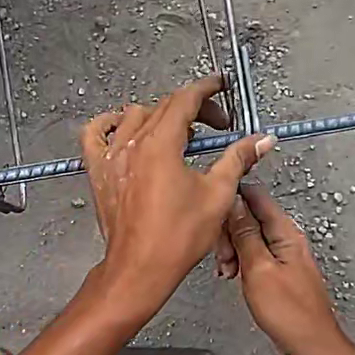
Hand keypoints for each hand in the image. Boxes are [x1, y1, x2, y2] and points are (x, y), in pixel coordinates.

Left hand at [79, 74, 274, 317]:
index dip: (207, 90)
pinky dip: (109, 124)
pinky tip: (122, 128)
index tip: (219, 86)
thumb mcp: (217, 194)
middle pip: (165, 106)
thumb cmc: (174, 239)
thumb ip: (238, 159)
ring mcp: (112, 156)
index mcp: (162, 145)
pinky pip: (96, 134)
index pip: (185, 99)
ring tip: (180, 132)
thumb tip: (259, 141)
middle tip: (216, 123)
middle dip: (194, 108)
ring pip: (134, 115)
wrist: (140, 269)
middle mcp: (133, 144)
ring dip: (160, 116)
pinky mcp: (99, 172)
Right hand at [221, 183, 354, 354]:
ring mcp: (283, 252)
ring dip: (232, 249)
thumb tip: (234, 204)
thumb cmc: (290, 312)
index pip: (255, 196)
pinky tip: (234, 275)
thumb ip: (245, 234)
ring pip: (249, 236)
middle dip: (229, 231)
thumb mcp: (258, 269)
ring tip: (228, 270)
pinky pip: (255, 253)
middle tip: (223, 255)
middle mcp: (286, 237)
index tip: (214, 215)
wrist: (311, 344)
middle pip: (250, 216)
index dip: (232, 200)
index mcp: (284, 232)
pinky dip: (241, 261)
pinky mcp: (279, 268)